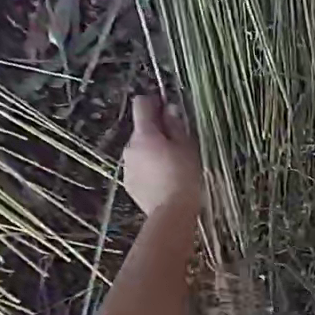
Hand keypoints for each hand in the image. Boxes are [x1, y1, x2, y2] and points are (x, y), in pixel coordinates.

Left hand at [122, 97, 201, 217]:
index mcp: (144, 134)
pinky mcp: (129, 183)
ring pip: (140, 150)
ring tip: (171, 166)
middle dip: (156, 132)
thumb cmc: (184, 176)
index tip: (168, 109)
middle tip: (177, 144)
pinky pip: (138, 167)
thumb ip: (175, 125)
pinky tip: (163, 180)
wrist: (172, 212)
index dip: (154, 102)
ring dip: (152, 151)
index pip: (141, 104)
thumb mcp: (187, 146)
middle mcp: (130, 147)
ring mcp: (127, 166)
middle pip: (141, 129)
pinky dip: (149, 169)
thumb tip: (169, 108)